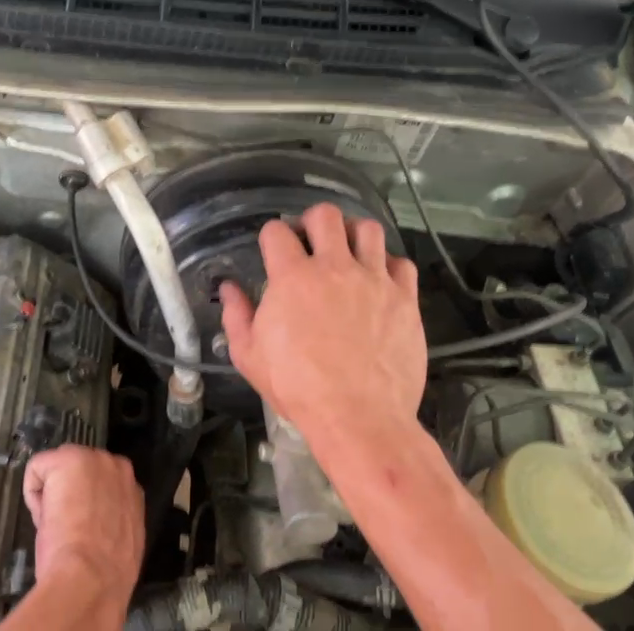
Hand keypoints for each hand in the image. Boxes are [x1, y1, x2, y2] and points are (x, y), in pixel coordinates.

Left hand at [22, 446, 143, 596]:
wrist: (89, 576)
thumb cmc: (105, 572)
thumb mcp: (125, 543)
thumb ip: (116, 521)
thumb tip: (103, 526)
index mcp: (130, 489)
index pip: (102, 485)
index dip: (87, 504)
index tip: (81, 526)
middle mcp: (115, 466)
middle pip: (81, 469)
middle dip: (71, 490)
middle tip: (65, 523)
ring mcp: (91, 458)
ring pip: (59, 465)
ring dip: (53, 490)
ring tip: (54, 523)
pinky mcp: (65, 458)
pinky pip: (38, 467)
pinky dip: (32, 491)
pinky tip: (42, 517)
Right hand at [220, 203, 425, 439]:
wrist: (359, 418)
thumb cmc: (298, 388)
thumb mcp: (250, 356)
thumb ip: (237, 315)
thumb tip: (228, 288)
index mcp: (293, 277)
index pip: (277, 231)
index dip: (272, 237)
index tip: (274, 252)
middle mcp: (335, 268)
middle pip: (325, 215)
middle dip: (312, 222)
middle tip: (311, 242)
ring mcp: (374, 281)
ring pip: (368, 229)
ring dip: (354, 235)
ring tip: (348, 253)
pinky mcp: (405, 300)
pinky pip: (401, 264)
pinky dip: (388, 266)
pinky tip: (379, 281)